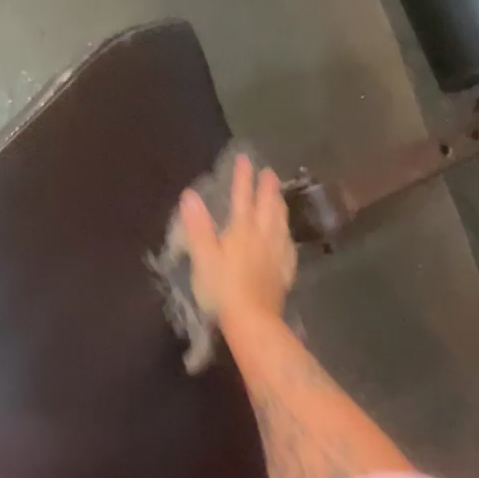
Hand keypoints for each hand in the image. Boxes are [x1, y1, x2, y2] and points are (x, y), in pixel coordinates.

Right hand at [179, 154, 297, 324]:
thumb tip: (190, 195)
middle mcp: (264, 236)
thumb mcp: (203, 256)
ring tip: (279, 196)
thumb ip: (198, 225)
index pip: (242, 197)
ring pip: (281, 223)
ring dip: (279, 205)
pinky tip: (286, 236)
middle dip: (268, 188)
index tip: (245, 159)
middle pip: (268, 207)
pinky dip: (286, 233)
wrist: (252, 318)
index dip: (243, 178)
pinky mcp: (284, 271)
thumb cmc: (222, 287)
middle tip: (269, 172)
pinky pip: (288, 245)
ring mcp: (277, 254)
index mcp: (242, 230)